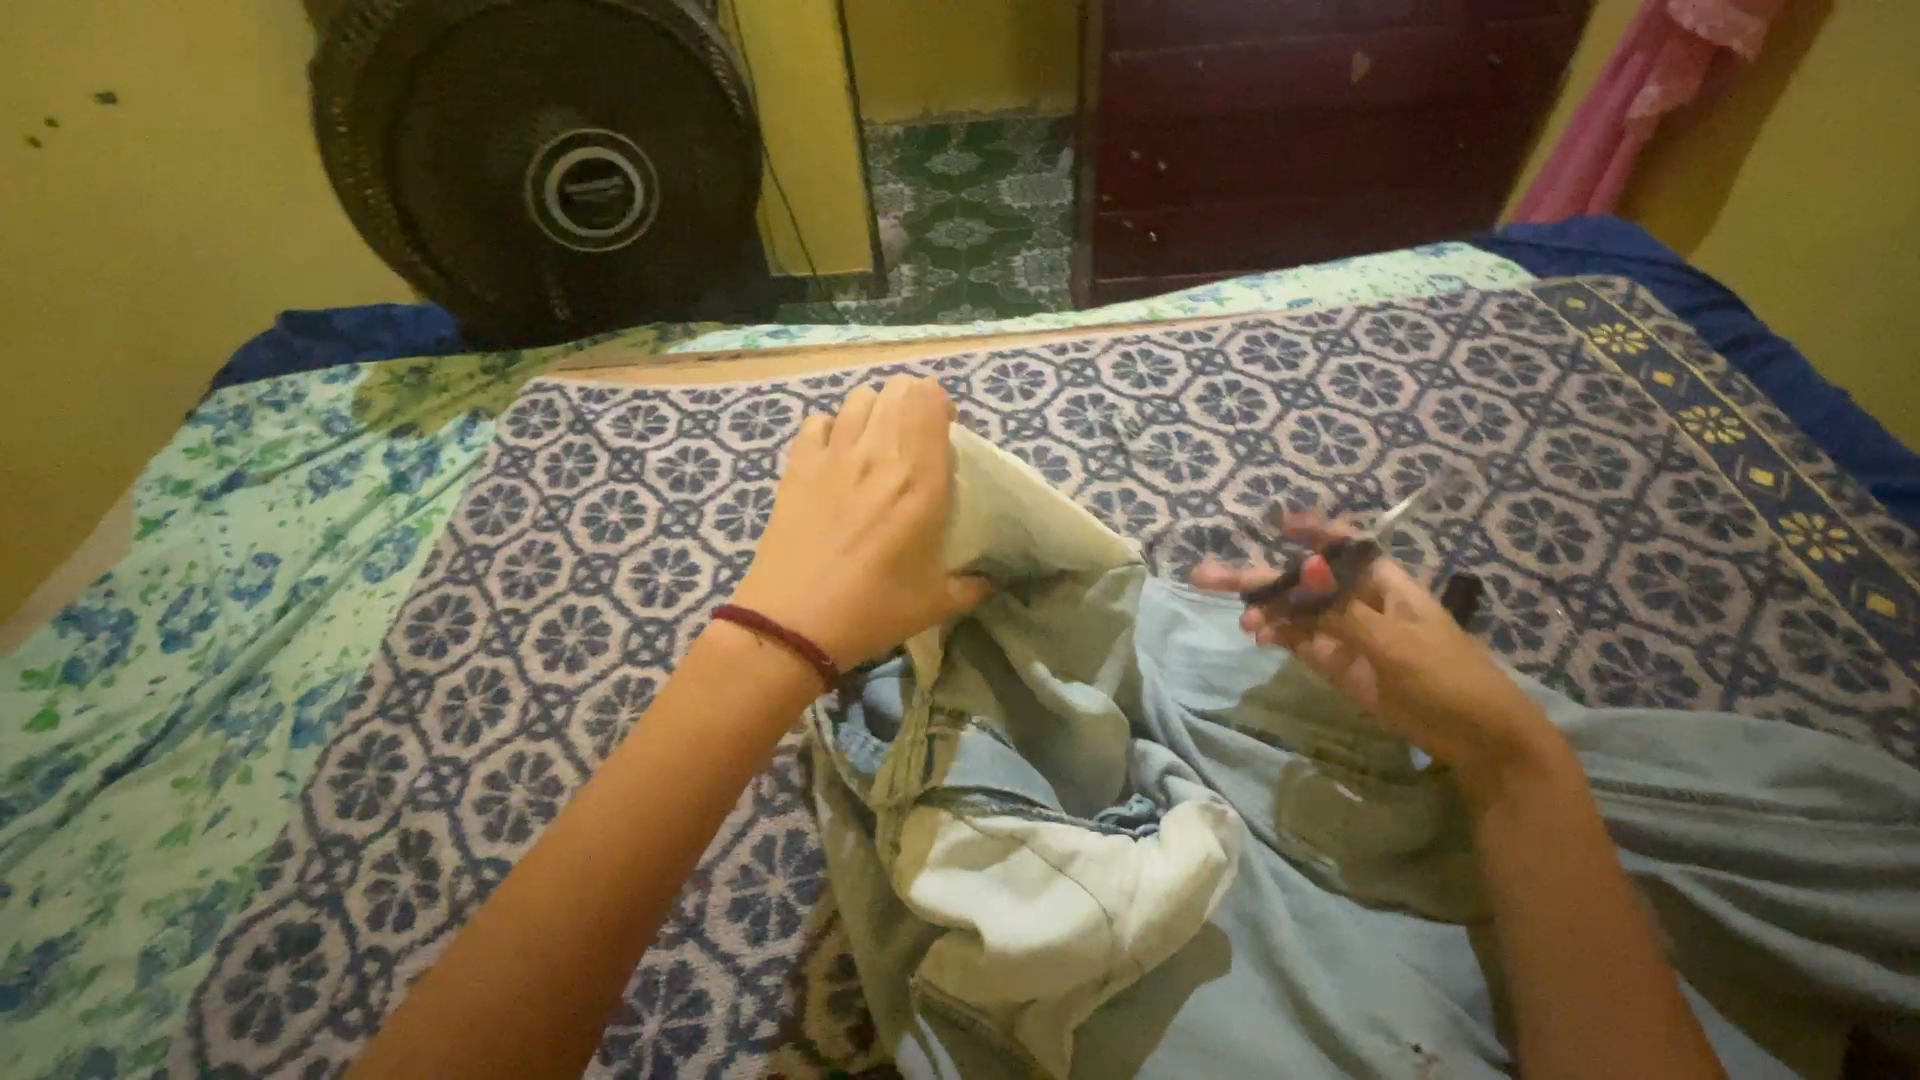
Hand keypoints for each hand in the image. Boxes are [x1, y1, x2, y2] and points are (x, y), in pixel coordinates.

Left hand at [731, 376, 989, 667]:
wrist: (793, 623)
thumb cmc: (872, 610)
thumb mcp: (935, 603)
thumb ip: (970, 586)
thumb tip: (988, 581)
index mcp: (920, 480)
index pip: (931, 400)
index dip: (941, 406)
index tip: (946, 434)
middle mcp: (878, 454)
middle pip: (896, 390)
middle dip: (911, 402)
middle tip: (915, 437)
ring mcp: (833, 456)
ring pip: (858, 399)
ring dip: (875, 410)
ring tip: (878, 442)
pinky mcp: (797, 467)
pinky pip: (818, 422)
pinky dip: (832, 428)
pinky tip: (836, 455)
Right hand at [1190, 516, 1558, 782]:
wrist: (1476, 738)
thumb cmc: (1447, 677)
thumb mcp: (1396, 641)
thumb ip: (1343, 609)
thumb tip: (1303, 567)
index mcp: (1382, 583)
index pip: (1341, 546)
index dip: (1310, 531)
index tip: (1278, 524)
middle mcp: (1357, 601)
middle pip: (1302, 580)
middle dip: (1259, 575)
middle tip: (1206, 575)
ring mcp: (1345, 634)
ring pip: (1293, 613)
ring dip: (1264, 611)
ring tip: (1240, 619)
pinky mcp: (1337, 664)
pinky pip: (1298, 642)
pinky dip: (1277, 636)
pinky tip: (1258, 635)